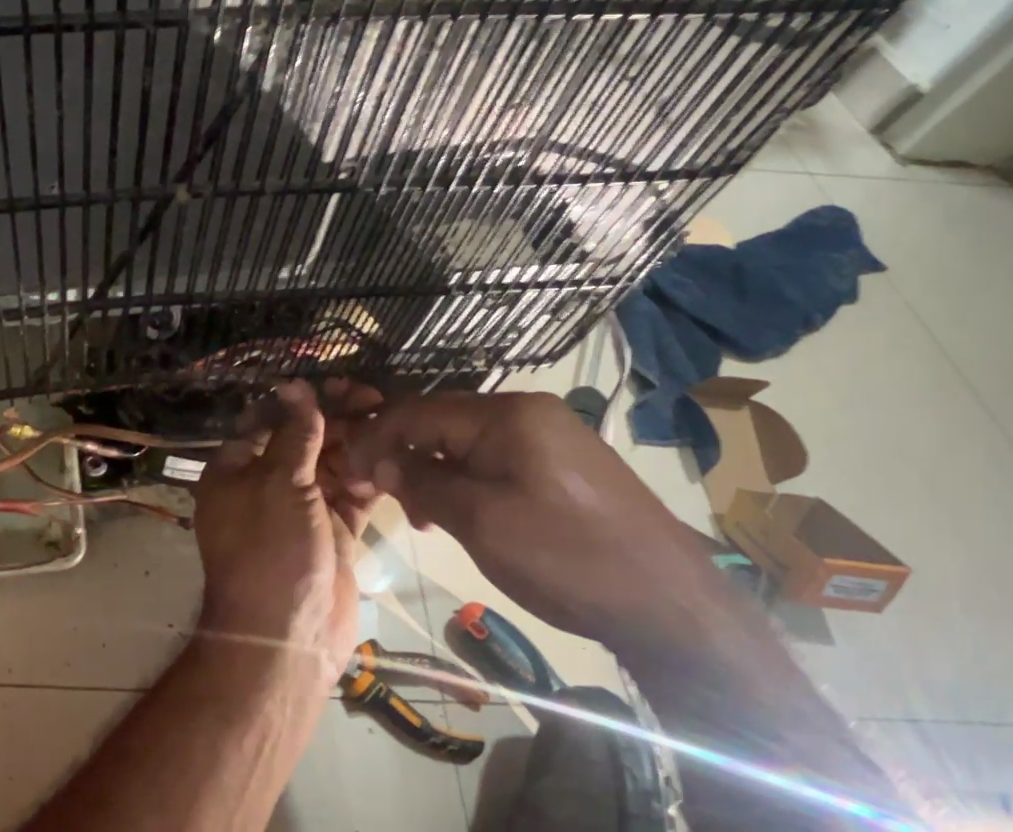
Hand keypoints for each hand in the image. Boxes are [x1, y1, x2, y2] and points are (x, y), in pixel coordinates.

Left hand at [191, 381, 370, 672]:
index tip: (335, 384)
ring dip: (356, 444)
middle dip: (334, 418)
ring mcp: (301, 511)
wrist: (288, 636)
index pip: (267, 420)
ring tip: (388, 419)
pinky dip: (369, 478)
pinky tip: (391, 458)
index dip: (299, 400)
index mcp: (235, 470)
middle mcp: (265, 486)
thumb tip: (297, 386)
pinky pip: (351, 495)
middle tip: (371, 396)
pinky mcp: (333, 533)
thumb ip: (295, 435)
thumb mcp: (278, 484)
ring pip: (330, 465)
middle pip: (302, 439)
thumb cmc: (270, 551)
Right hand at [338, 390, 737, 658]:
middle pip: (442, 420)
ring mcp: (551, 434)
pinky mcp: (563, 463)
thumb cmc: (566, 558)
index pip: (418, 411)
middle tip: (376, 496)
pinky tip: (459, 513)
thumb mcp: (482, 521)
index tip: (344, 472)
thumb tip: (379, 460)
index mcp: (507, 414)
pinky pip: (497, 458)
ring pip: (468, 441)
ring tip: (419, 515)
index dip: (374, 440)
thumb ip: (424, 482)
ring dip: (433, 470)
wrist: (668, 601)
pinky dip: (466, 480)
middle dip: (402, 454)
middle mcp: (528, 410)